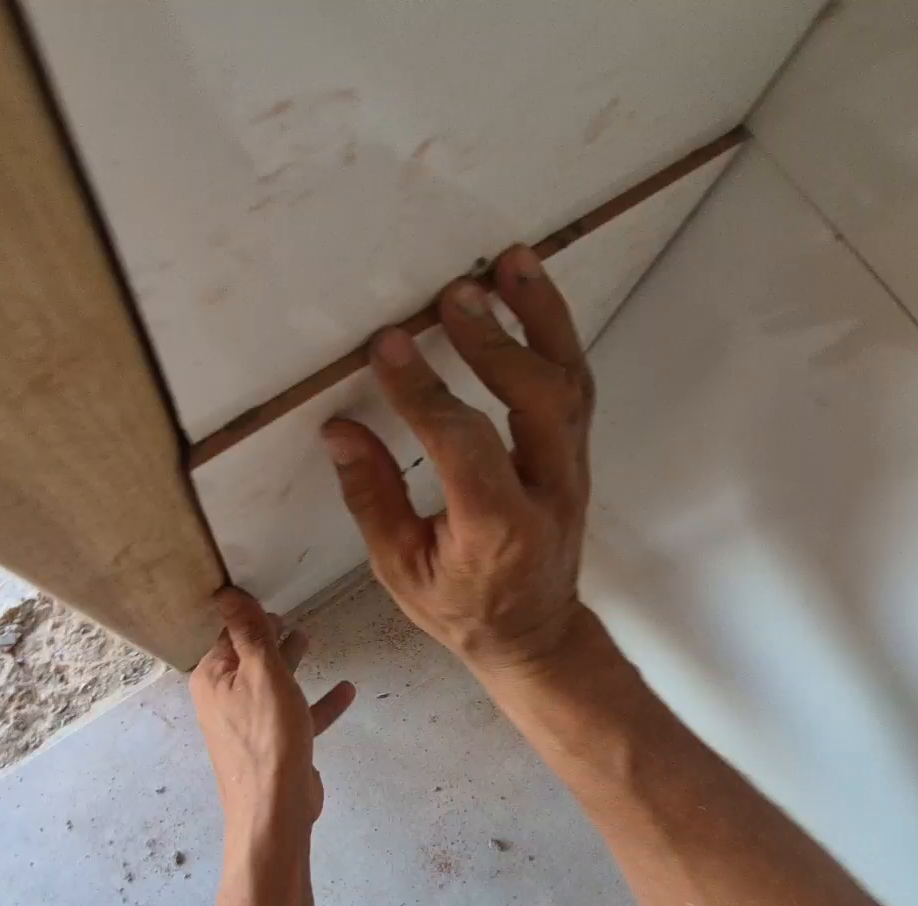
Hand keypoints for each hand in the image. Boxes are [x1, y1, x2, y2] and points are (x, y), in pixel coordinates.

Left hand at [190, 588, 356, 834]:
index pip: (228, 636)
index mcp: (214, 679)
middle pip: (248, 659)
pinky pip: (296, 715)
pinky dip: (317, 702)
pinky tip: (346, 690)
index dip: (249, 617)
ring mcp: (249, 726)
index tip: (270, 598)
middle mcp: (224, 700)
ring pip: (272, 685)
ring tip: (309, 638)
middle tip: (287, 615)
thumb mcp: (263, 672)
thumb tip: (224, 592)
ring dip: (289, 663)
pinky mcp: (274, 747)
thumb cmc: (268, 734)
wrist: (275, 809)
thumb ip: (249, 631)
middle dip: (267, 638)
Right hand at [322, 245, 593, 680]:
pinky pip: (574, 385)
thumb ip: (372, 498)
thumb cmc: (463, 609)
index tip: (387, 347)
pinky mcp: (576, 454)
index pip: (464, 444)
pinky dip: (554, 334)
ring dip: (542, 316)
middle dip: (495, 341)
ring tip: (511, 260)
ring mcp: (572, 469)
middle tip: (453, 295)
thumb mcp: (401, 570)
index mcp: (497, 529)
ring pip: (571, 381)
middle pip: (540, 399)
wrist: (535, 633)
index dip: (423, 393)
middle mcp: (548, 491)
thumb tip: (340, 430)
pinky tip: (528, 293)